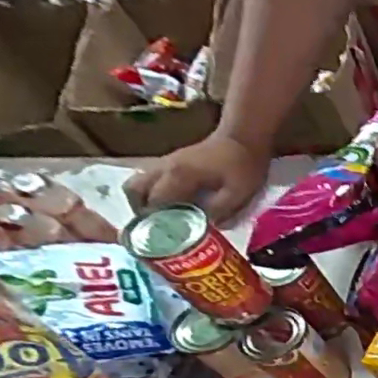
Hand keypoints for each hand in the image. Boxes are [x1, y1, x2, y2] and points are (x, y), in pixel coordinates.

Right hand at [124, 133, 269, 223]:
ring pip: (137, 183)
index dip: (155, 222)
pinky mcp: (171, 162)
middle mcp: (163, 168)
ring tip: (162, 219)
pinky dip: (151, 193)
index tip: (161, 239)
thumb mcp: (240, 192)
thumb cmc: (243, 165)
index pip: (154, 203)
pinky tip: (171, 205)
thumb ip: (221, 210)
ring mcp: (164, 162)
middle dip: (140, 212)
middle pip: (135, 191)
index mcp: (178, 176)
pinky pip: (149, 179)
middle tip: (158, 229)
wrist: (242, 137)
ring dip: (143, 201)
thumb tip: (205, 228)